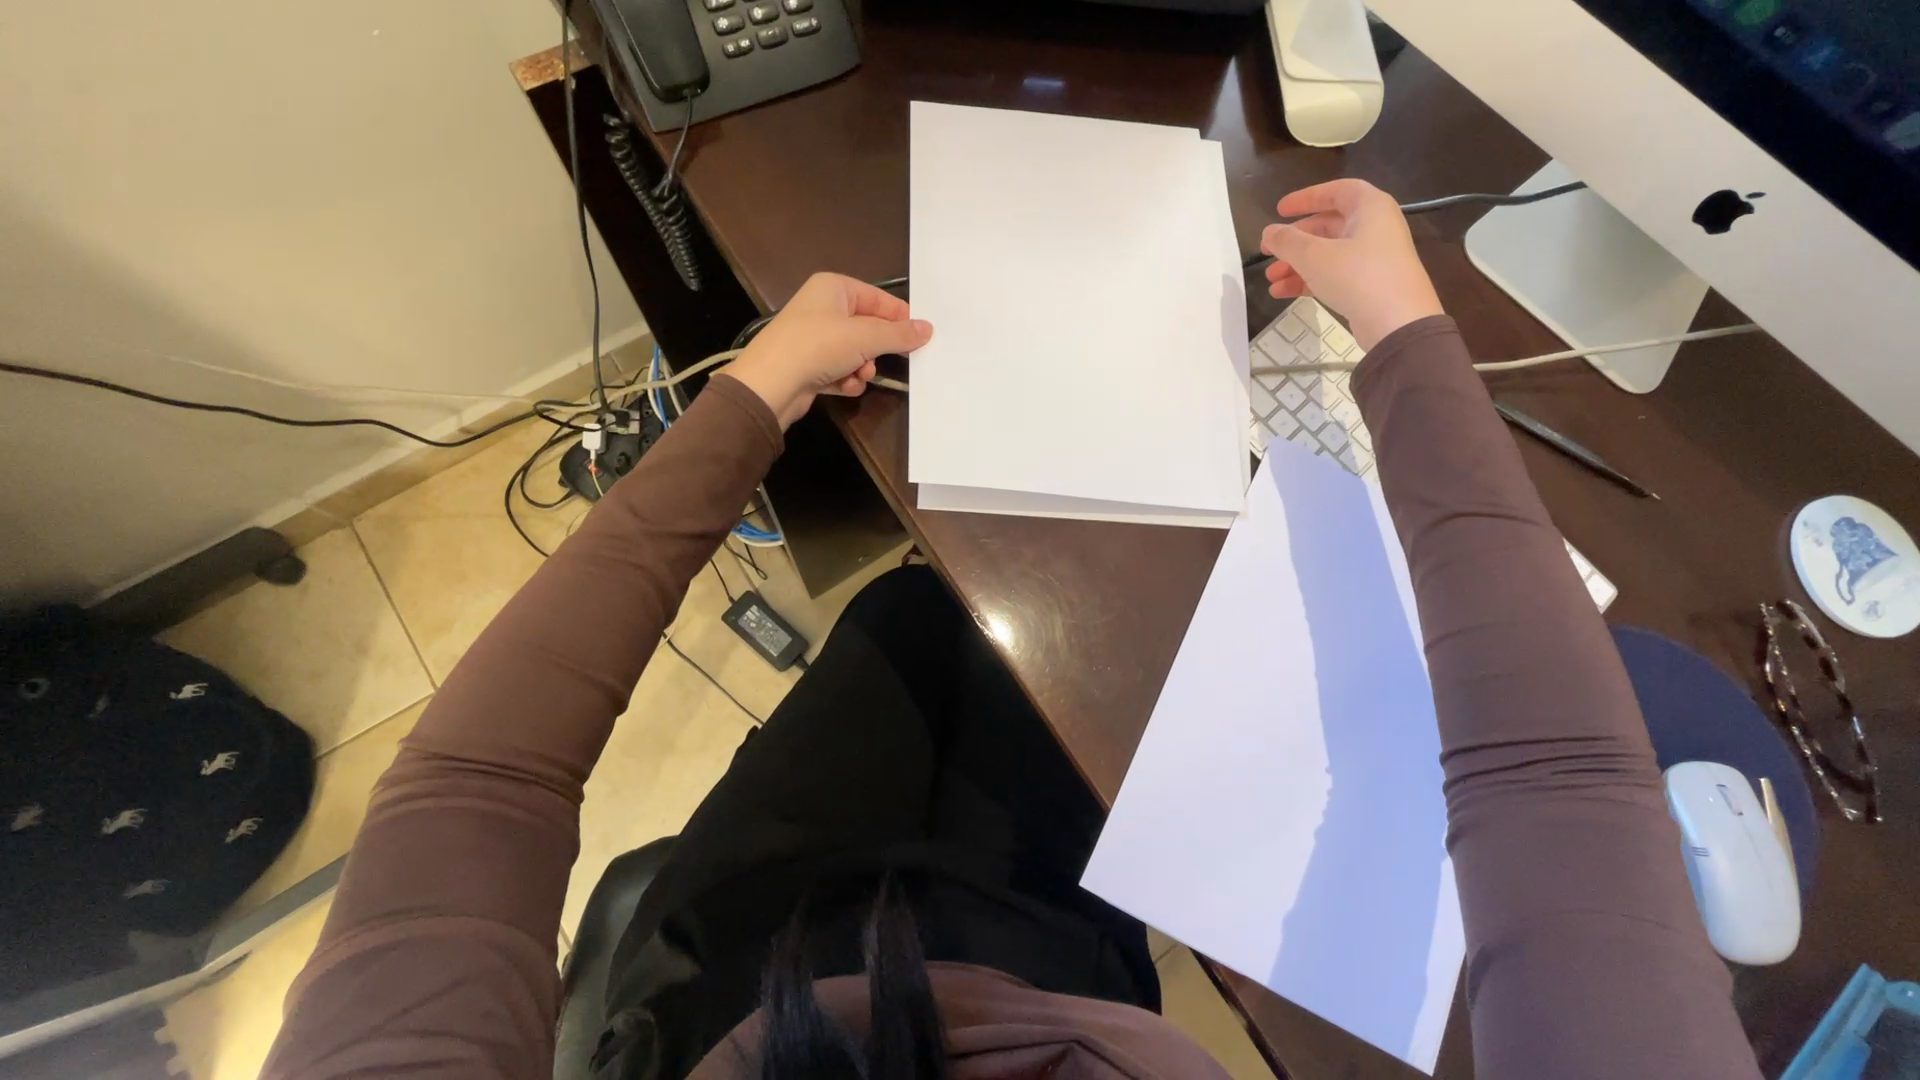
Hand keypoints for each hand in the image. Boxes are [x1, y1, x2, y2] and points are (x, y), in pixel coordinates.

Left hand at [725, 272, 932, 427]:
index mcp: (833, 288)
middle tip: (884, 360)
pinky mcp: (809, 366)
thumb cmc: (819, 346)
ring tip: (858, 376)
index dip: (899, 317)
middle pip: (867, 327)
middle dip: (876, 349)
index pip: (877, 298)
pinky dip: (846, 380)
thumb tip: (928, 329)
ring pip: (855, 352)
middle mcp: (822, 309)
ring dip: (862, 368)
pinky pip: (840, 370)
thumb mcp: (865, 336)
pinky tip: (843, 386)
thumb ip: (899, 334)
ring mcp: (814, 338)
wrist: (771, 384)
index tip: (919, 337)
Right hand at [1260, 179, 1445, 350]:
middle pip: (1327, 226)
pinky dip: (1308, 280)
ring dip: (1296, 264)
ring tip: (1271, 278)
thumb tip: (1268, 232)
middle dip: (1294, 241)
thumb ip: (1287, 241)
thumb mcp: (1314, 256)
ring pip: (1327, 253)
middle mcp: (1374, 228)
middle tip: (1267, 251)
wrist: (1397, 322)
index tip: (1279, 210)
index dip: (1306, 198)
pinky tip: (1282, 293)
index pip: (1336, 191)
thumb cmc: (1357, 276)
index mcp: (1369, 208)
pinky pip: (1333, 275)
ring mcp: (1372, 258)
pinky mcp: (1368, 284)